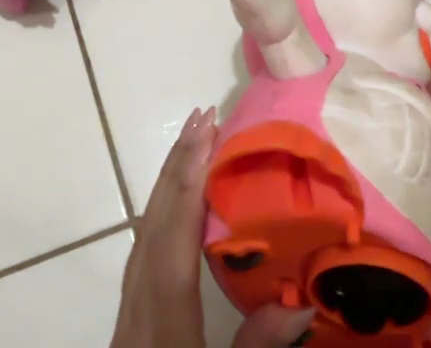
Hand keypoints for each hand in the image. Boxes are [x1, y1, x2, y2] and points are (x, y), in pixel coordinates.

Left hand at [112, 108, 314, 347]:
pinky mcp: (130, 308)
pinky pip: (144, 241)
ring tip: (194, 141)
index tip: (207, 133)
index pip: (174, 236)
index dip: (190, 182)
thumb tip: (301, 304)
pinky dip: (162, 207)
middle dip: (179, 162)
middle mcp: (139, 298)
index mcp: (162, 317)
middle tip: (204, 114)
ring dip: (169, 179)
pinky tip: (178, 201)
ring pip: (145, 225)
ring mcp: (129, 302)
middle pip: (155, 219)